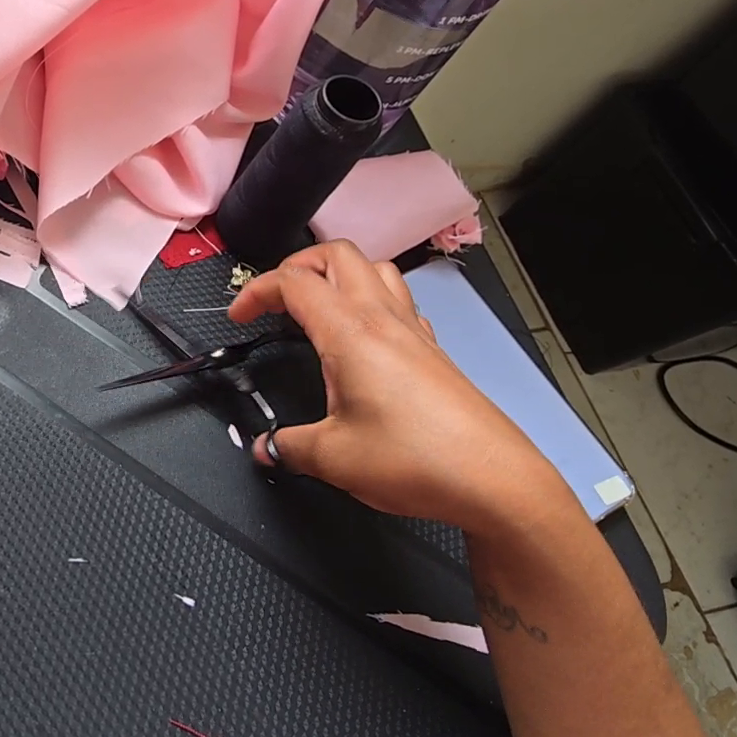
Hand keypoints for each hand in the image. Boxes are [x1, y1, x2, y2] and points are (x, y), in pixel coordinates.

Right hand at [229, 240, 574, 538]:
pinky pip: (399, 301)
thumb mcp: (334, 458)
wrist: (496, 482)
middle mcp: (383, 320)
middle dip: (297, 265)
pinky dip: (370, 301)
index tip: (239, 316)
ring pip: (374, 269)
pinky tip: (363, 337)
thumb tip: (267, 449)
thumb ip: (289, 447)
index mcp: (350, 333)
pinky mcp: (433, 351)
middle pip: (337, 254)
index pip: (293, 282)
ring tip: (317, 304)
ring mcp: (414, 331)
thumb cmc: (416, 460)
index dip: (256, 291)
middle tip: (277, 298)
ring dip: (338, 274)